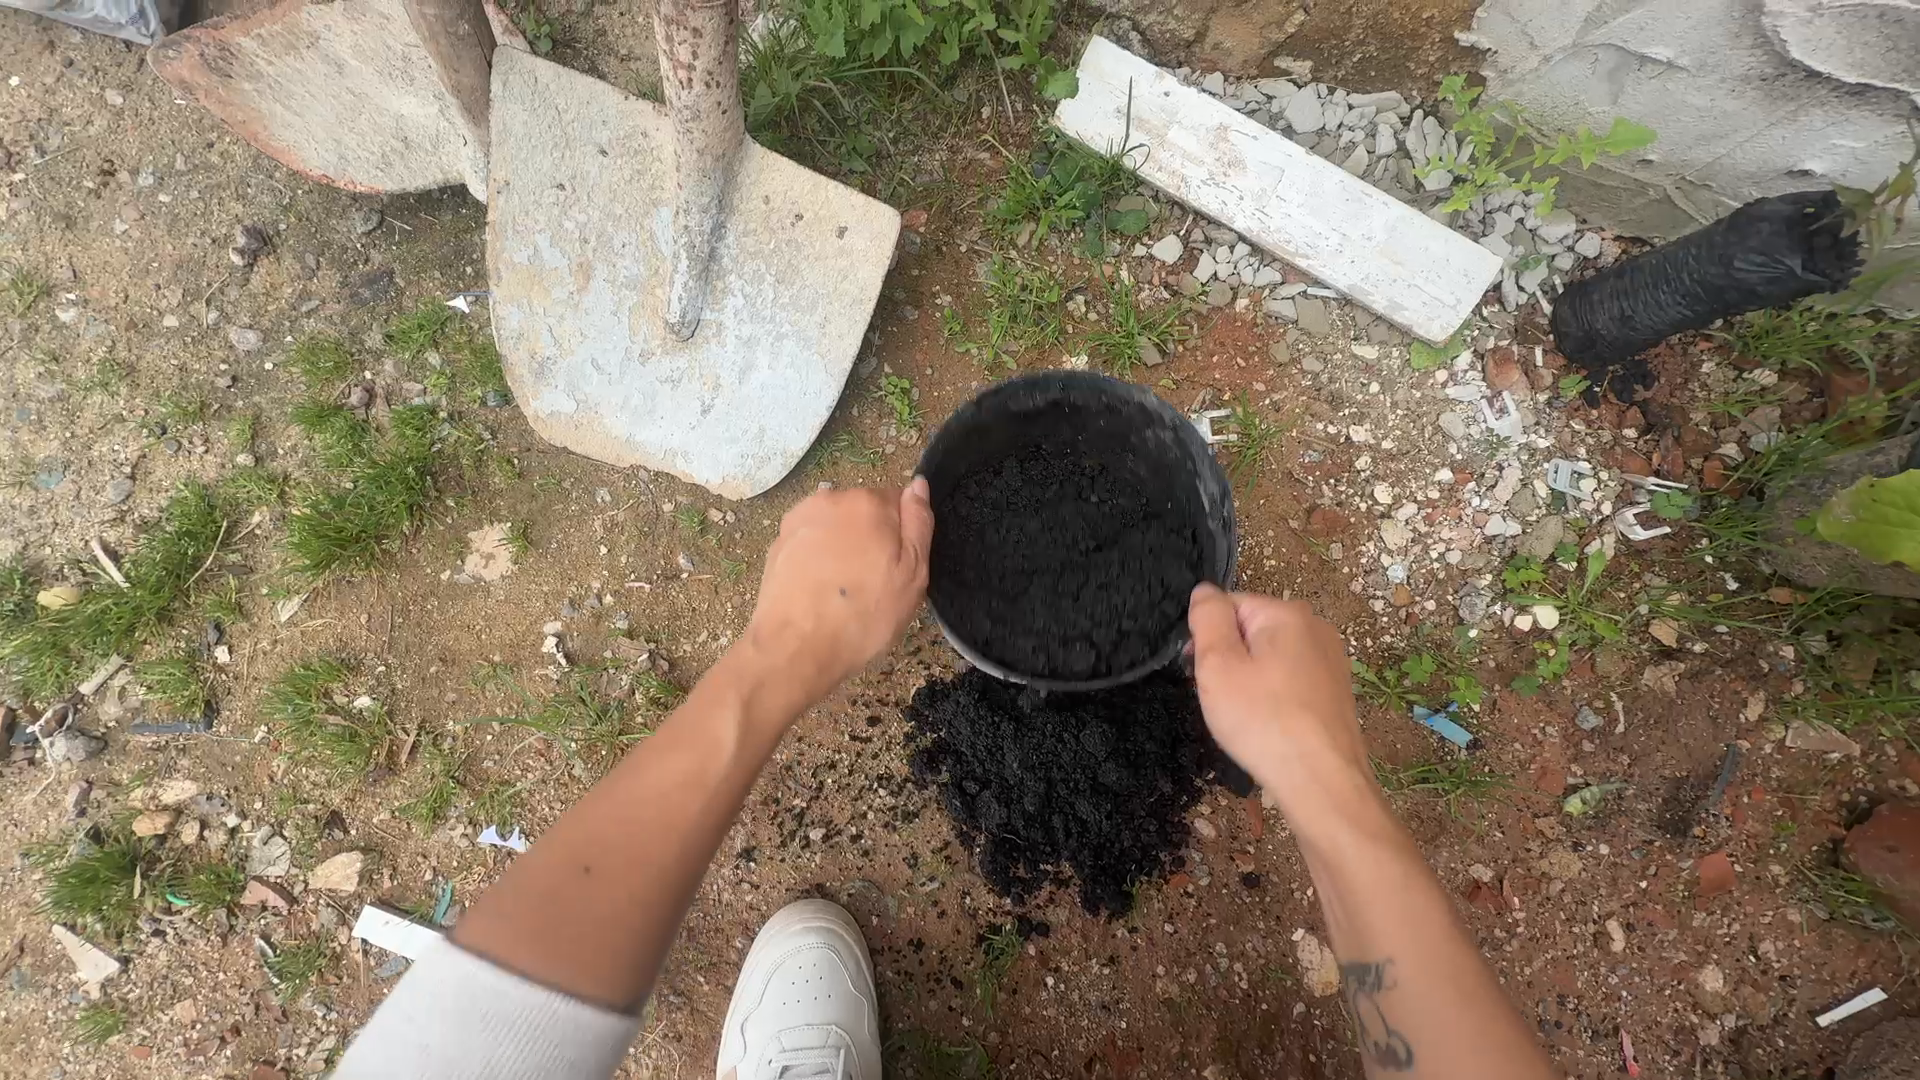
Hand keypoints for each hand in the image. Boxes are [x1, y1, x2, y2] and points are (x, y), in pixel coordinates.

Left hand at [742, 480, 933, 700]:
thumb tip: (918, 485)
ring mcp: (799, 519)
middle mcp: (831, 499)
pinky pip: (810, 544)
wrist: (795, 648)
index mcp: (869, 502)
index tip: (897, 568)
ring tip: (843, 591)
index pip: (898, 503)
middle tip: (873, 584)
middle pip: (864, 513)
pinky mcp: (778, 543)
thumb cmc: (863, 615)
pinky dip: (818, 561)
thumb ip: (919, 523)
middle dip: (871, 540)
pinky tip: (819, 591)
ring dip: (843, 549)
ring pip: (835, 528)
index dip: (902, 537)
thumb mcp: (912, 575)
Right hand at [1187, 584, 1371, 804]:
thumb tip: (1204, 591)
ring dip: (1248, 677)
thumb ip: (1207, 618)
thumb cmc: (1262, 720)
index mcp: (1287, 614)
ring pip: (1268, 656)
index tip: (1201, 672)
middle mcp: (1316, 627)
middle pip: (1249, 629)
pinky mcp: (1336, 690)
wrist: (1321, 783)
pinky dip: (1271, 695)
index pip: (1227, 605)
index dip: (1206, 637)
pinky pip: (1288, 678)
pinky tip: (1267, 723)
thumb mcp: (1218, 663)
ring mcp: (1331, 660)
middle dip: (1228, 657)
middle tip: (1220, 696)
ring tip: (1243, 714)